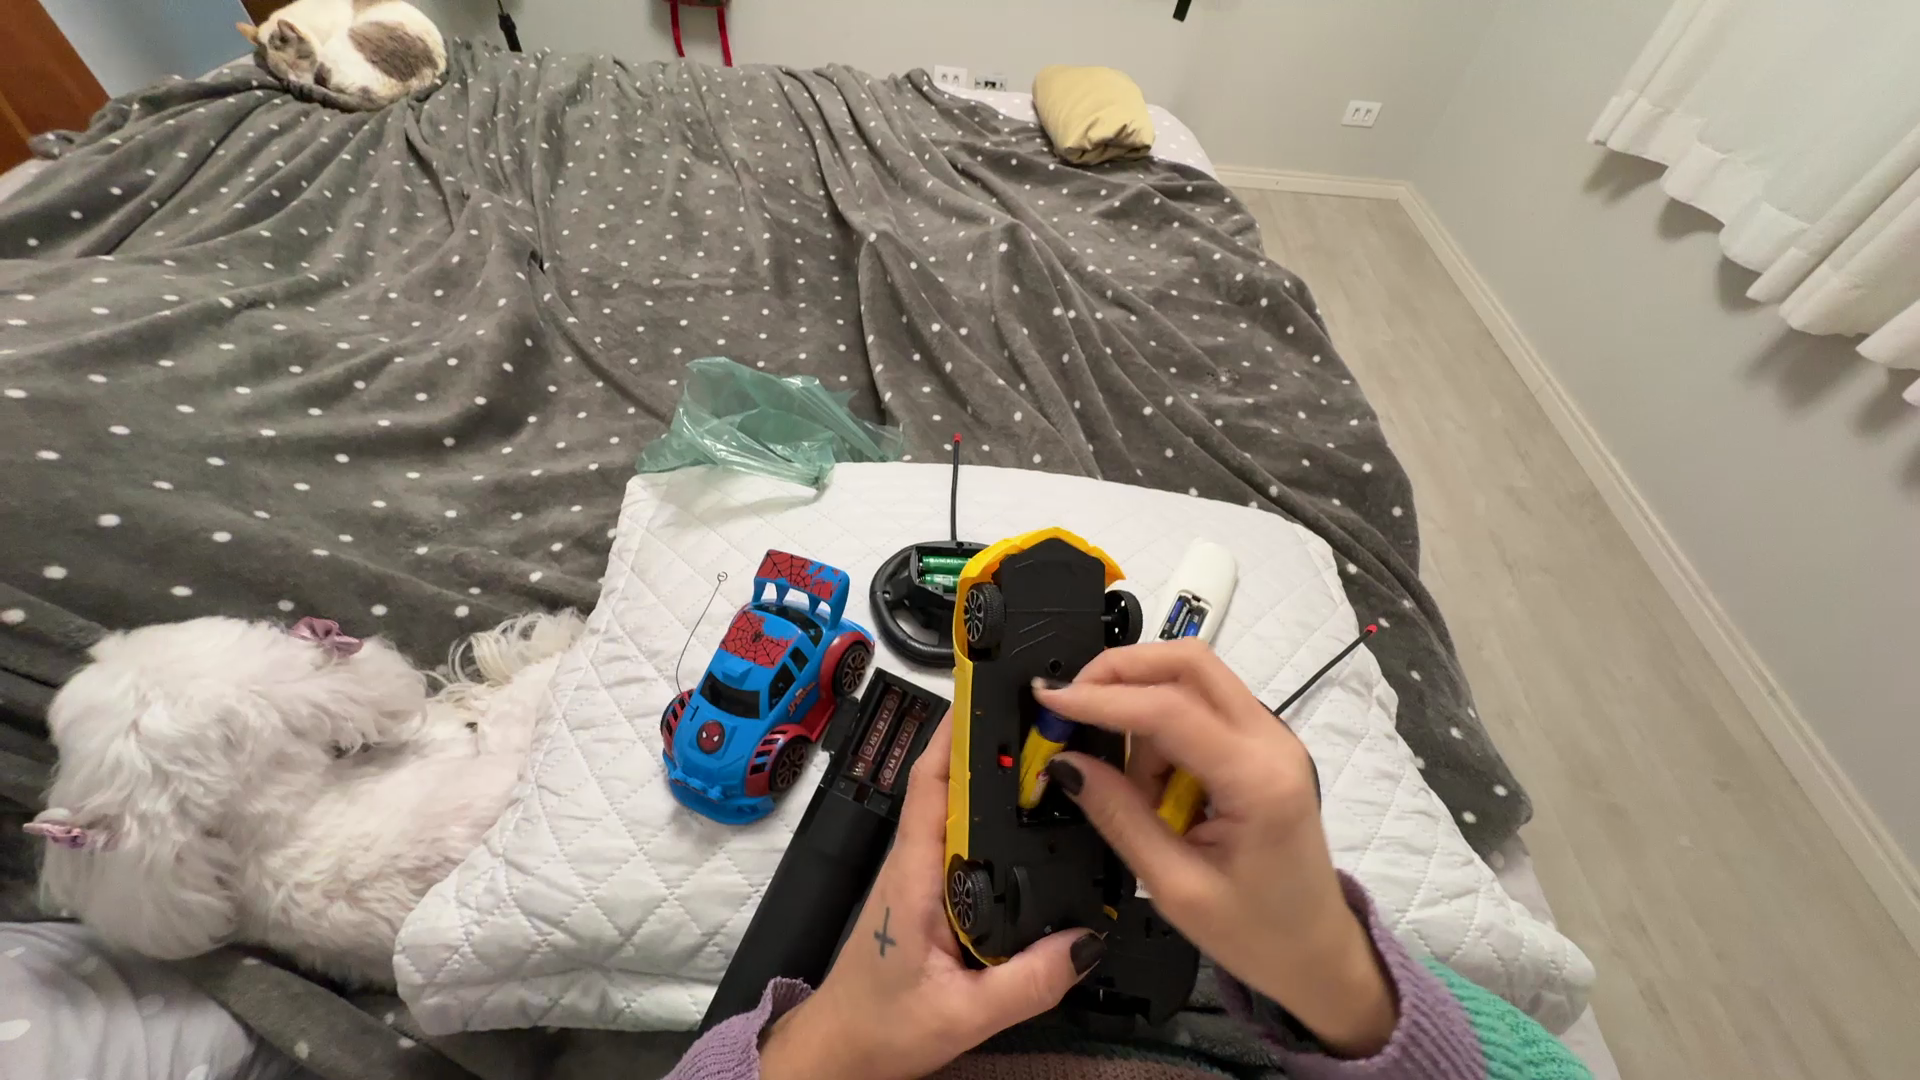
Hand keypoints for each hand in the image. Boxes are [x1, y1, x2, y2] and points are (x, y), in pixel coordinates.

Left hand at [760, 718, 1101, 1079]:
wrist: (841, 1047)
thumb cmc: (883, 1026)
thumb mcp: (963, 1014)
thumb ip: (1026, 982)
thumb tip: (1087, 941)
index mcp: (915, 870)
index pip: (932, 782)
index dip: (956, 735)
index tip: (991, 700)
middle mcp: (915, 857)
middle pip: (946, 781)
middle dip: (984, 741)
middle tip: (1037, 717)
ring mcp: (919, 868)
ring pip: (952, 804)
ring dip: (985, 773)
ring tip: (1038, 752)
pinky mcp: (927, 884)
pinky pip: (957, 832)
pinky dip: (985, 810)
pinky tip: (1021, 818)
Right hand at [1033, 640, 1396, 1057]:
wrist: (1319, 953)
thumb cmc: (1258, 933)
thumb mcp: (1175, 886)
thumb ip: (1118, 815)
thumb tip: (1065, 762)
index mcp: (1258, 781)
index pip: (1169, 708)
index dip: (1101, 697)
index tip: (1049, 699)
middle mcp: (1271, 740)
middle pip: (1189, 661)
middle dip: (1121, 669)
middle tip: (1074, 703)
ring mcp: (1269, 735)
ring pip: (1189, 677)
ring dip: (1140, 708)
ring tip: (1134, 786)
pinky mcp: (1257, 740)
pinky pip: (1197, 703)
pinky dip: (1159, 723)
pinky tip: (1154, 779)